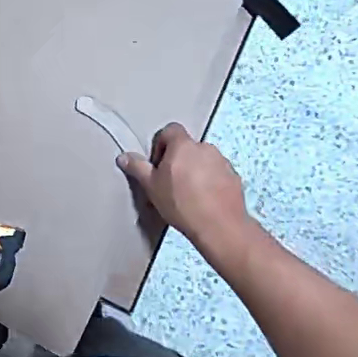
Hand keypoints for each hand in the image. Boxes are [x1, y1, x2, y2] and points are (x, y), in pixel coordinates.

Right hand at [117, 123, 254, 249]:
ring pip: (203, 160)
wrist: (218, 226)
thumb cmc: (181, 203)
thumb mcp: (151, 187)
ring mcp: (222, 161)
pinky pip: (217, 173)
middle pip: (187, 147)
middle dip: (178, 160)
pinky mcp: (234, 176)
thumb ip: (138, 168)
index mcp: (183, 145)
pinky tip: (204, 200)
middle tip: (170, 182)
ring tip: (188, 194)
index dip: (161, 144)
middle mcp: (205, 148)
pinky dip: (210, 181)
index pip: (170, 130)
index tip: (157, 164)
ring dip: (195, 170)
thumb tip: (124, 157)